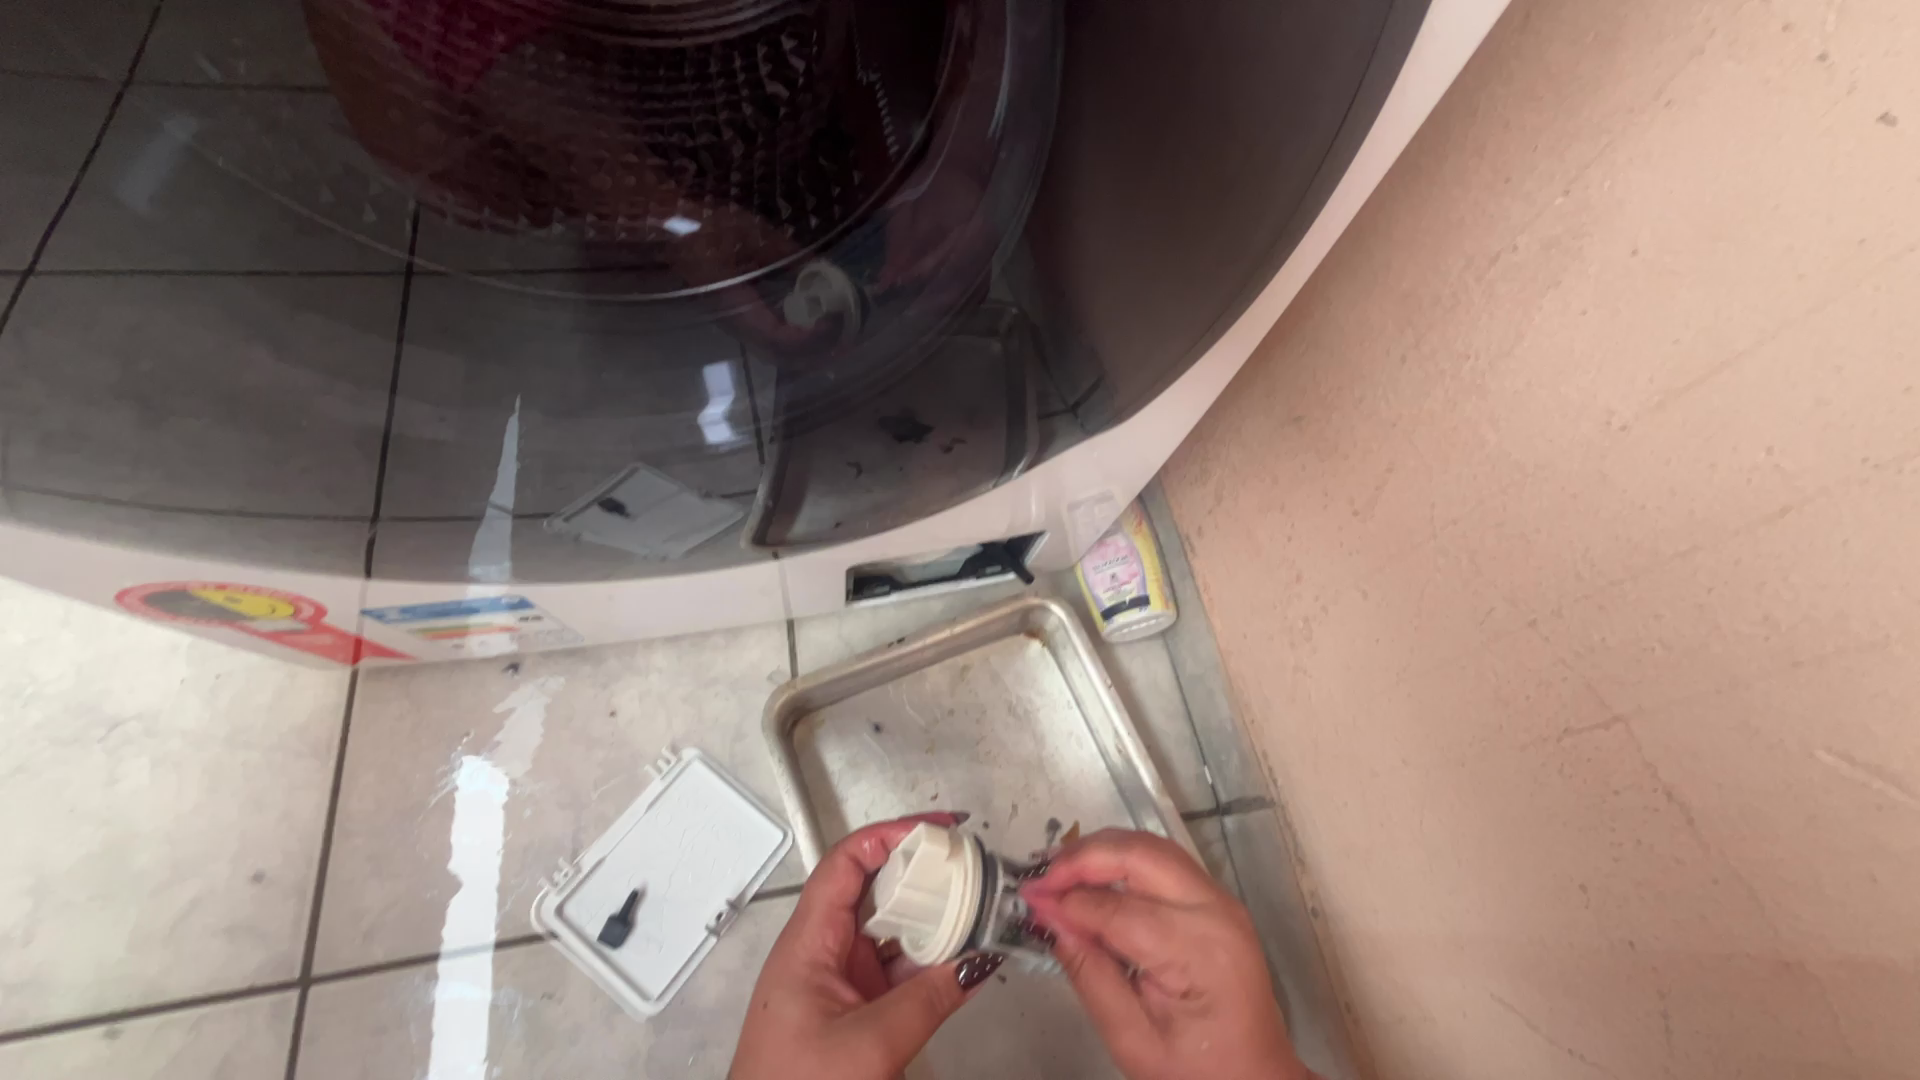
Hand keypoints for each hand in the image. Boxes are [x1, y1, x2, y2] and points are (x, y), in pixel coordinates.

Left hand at [730, 813, 1005, 1079]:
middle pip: (873, 889)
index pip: (847, 863)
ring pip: (890, 929)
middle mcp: (824, 949)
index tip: (937, 828)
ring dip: (931, 916)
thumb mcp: (867, 1044)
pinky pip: (899, 969)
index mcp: (809, 941)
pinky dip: (931, 961)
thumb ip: (927, 999)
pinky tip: (967, 956)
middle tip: (967, 862)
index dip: (890, 835)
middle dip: (919, 871)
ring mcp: (842, 980)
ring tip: (977, 902)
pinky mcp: (857, 1009)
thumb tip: (979, 959)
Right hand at [1021, 829, 1312, 1079]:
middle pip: (1140, 854)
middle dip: (1084, 857)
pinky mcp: (1213, 896)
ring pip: (1150, 846)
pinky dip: (1121, 857)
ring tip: (1059, 872)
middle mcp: (1215, 910)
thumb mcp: (1132, 1039)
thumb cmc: (1194, 1069)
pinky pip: (1161, 858)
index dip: (1068, 900)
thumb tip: (1048, 917)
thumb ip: (1090, 973)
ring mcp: (1218, 897)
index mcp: (1199, 951)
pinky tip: (1093, 875)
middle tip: (1042, 877)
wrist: (1255, 1078)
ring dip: (1101, 851)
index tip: (1028, 899)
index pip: (1119, 910)